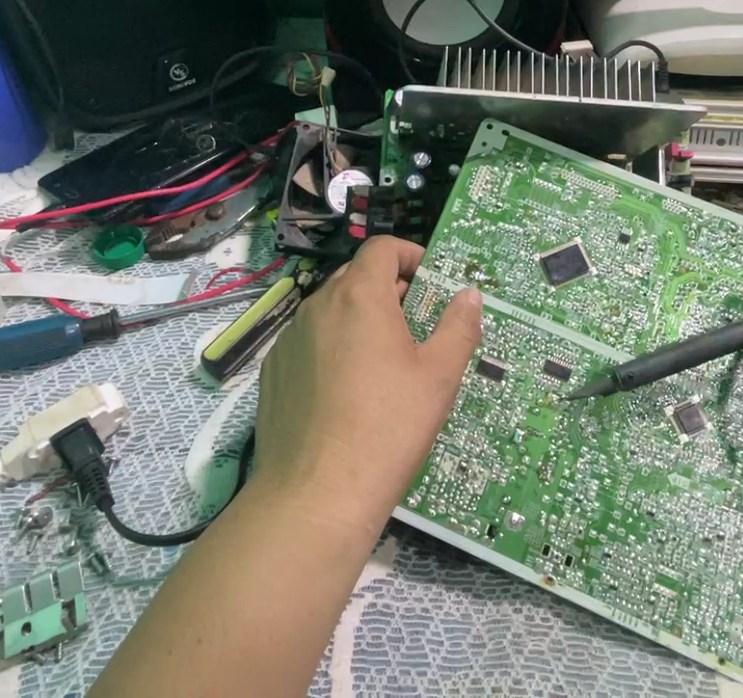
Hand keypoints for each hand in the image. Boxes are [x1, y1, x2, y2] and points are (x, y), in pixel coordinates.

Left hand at [253, 237, 482, 534]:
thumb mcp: (439, 377)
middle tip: (416, 324)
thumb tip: (469, 295)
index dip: (410, 255)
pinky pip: (308, 343)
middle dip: (388, 289)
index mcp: (359, 297)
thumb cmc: (388, 427)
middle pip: (355, 277)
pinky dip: (331, 348)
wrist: (316, 493)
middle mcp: (317, 306)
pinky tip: (347, 391)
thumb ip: (458, 327)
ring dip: (359, 319)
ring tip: (384, 361)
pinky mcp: (273, 371)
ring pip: (329, 311)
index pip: (382, 249)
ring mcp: (289, 339)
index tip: (431, 281)